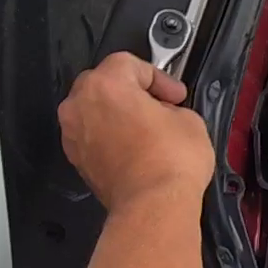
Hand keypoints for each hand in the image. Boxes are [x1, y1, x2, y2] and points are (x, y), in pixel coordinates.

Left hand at [57, 52, 214, 211]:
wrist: (154, 204)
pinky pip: (94, 137)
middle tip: (162, 108)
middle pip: (104, 83)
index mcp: (106, 85)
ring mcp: (74, 133)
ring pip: (96, 111)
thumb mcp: (192, 122)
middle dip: (134, 93)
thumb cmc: (170, 163)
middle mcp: (81, 105)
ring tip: (150, 132)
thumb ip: (174, 108)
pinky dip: (113, 138)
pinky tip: (139, 152)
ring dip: (120, 116)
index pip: (128, 63)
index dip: (159, 77)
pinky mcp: (78, 159)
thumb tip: (168, 114)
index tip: (175, 94)